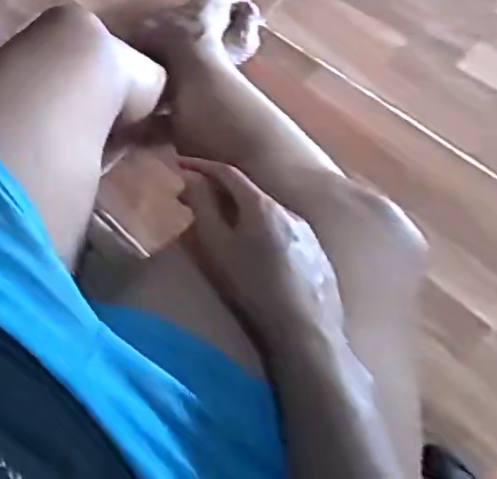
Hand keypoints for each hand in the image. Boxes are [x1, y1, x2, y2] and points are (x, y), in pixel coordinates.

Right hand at [178, 157, 345, 346]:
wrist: (306, 332)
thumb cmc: (251, 283)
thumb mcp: (215, 241)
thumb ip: (201, 203)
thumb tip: (191, 176)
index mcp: (263, 206)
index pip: (228, 173)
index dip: (200, 165)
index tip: (177, 164)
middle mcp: (290, 213)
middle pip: (247, 190)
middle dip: (215, 188)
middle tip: (188, 197)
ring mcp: (310, 235)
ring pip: (265, 209)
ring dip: (237, 207)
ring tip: (215, 220)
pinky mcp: (319, 256)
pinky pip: (281, 228)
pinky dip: (257, 224)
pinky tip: (248, 243)